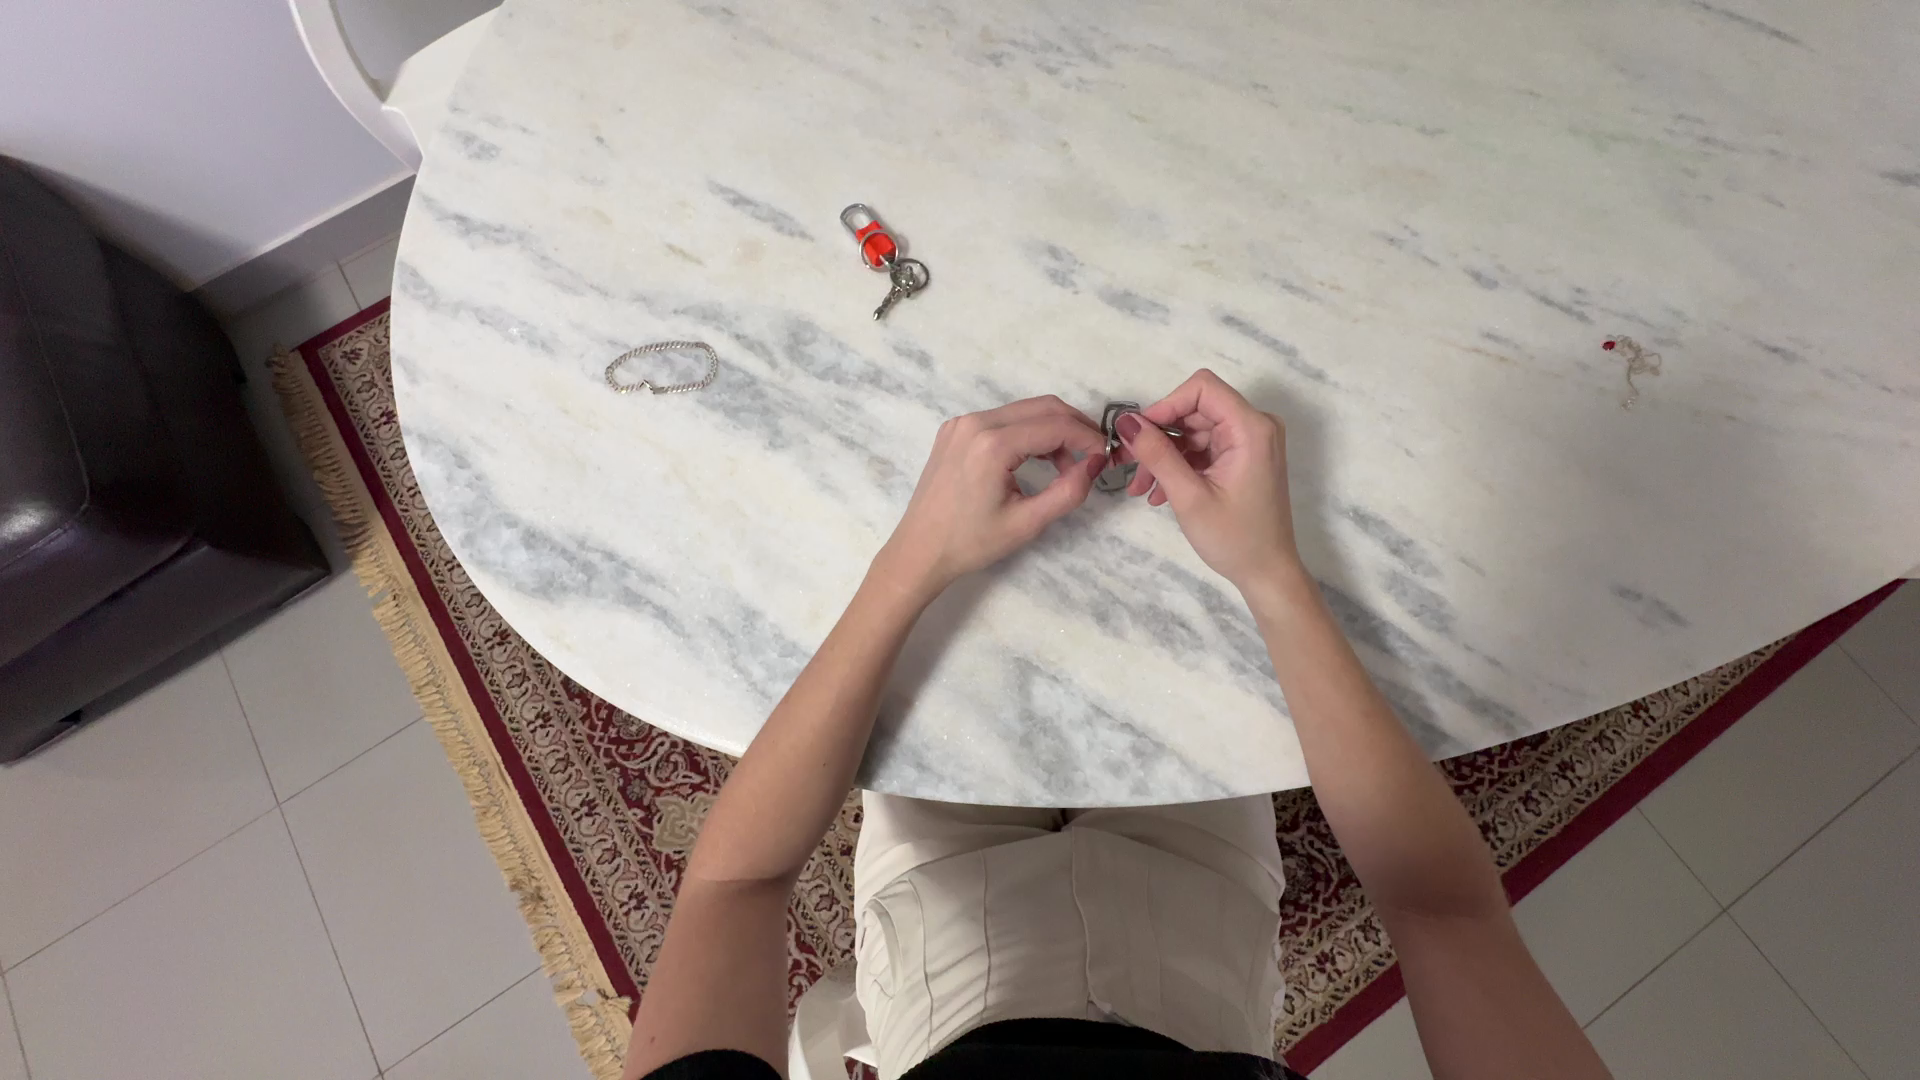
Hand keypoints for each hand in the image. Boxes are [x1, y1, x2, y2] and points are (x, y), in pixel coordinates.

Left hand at [878, 396, 1107, 596]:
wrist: (919, 551)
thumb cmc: (971, 543)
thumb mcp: (1027, 523)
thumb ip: (1068, 491)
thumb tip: (1094, 464)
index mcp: (992, 444)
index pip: (1056, 425)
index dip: (1088, 438)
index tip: (1107, 457)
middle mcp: (975, 423)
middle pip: (1042, 407)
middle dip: (1075, 426)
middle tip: (1095, 453)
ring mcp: (961, 424)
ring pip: (1022, 411)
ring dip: (1051, 430)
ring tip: (1066, 465)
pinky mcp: (954, 431)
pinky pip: (1001, 420)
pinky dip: (1026, 433)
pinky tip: (1035, 460)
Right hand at [1115, 368, 1301, 589]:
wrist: (1267, 573)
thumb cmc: (1234, 538)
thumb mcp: (1189, 496)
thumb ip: (1157, 454)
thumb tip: (1125, 422)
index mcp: (1251, 428)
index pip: (1201, 388)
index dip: (1165, 405)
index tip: (1139, 435)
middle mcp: (1254, 426)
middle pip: (1194, 409)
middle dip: (1159, 435)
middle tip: (1129, 465)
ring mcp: (1248, 442)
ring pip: (1193, 430)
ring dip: (1163, 455)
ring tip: (1141, 488)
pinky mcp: (1241, 457)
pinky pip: (1202, 448)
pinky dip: (1178, 465)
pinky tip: (1159, 492)